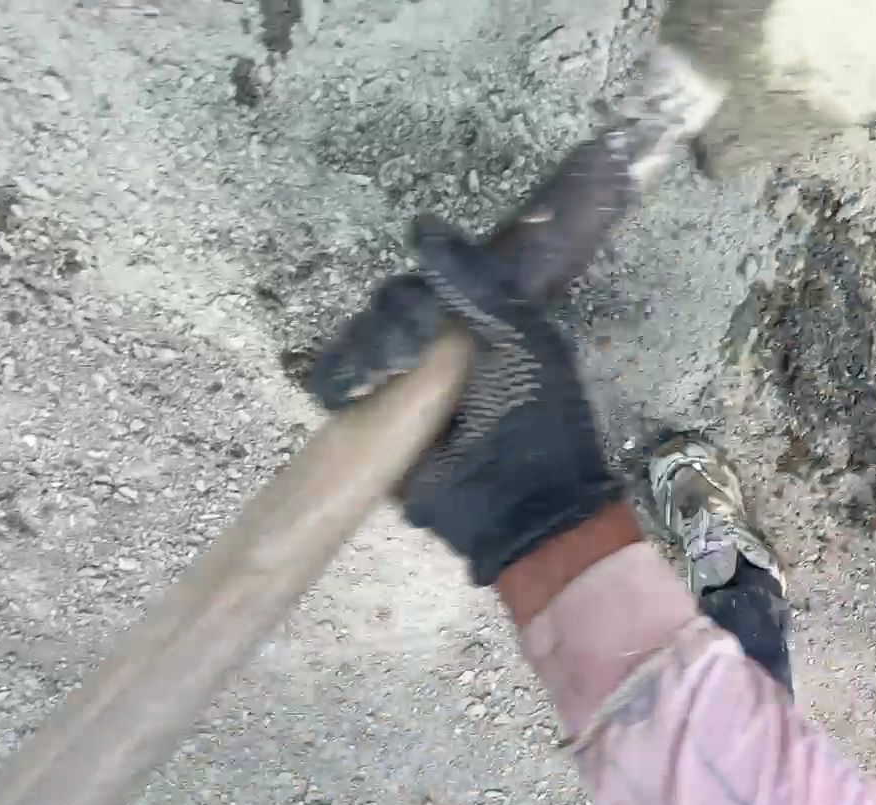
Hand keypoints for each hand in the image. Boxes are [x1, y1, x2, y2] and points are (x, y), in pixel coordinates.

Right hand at [308, 219, 622, 585]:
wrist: (523, 505)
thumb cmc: (539, 424)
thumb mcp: (530, 346)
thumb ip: (485, 287)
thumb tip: (425, 230)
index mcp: (486, 331)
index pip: (435, 285)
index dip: (425, 286)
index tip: (428, 310)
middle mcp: (445, 353)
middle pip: (394, 308)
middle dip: (395, 321)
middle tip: (410, 352)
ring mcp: (409, 387)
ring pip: (364, 340)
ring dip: (366, 348)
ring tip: (383, 374)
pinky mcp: (378, 423)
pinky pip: (341, 385)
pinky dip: (336, 379)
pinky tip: (347, 387)